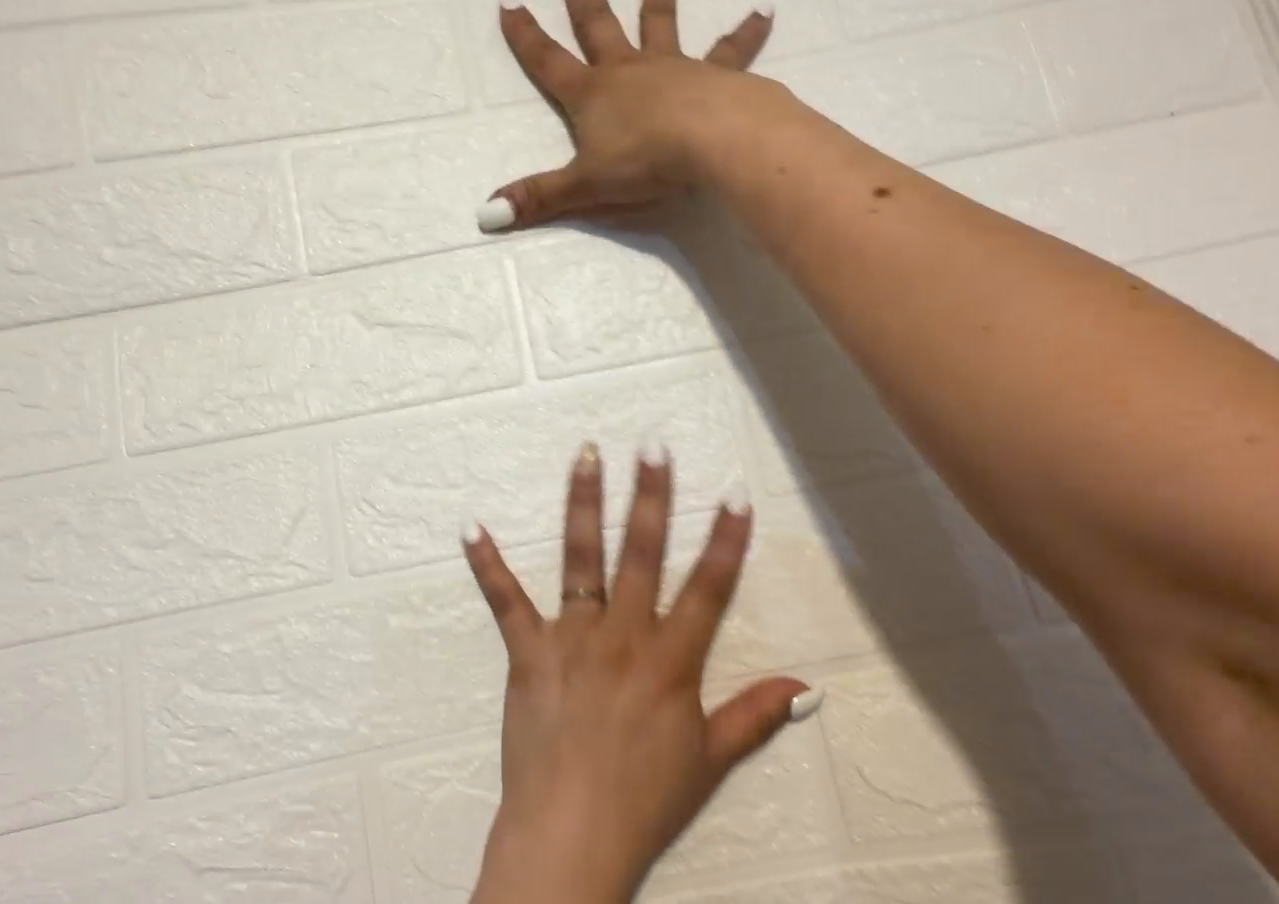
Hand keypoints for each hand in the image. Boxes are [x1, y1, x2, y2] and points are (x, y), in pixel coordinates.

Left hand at [462, 442, 822, 903]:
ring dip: (584, 504)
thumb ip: (756, 715)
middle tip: (653, 445)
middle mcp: (625, 635)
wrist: (571, 832)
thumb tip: (808, 688)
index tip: (735, 494)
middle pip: (643, 553)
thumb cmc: (645, 798)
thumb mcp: (710, 759)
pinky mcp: (529, 652)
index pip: (709, 587)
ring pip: (582, 558)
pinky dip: (487, 564)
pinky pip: (506, 601)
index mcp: (672, 659)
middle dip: (651, 495)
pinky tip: (470, 527)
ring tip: (587, 455)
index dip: (726, 539)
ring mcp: (573, 639)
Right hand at [477, 0, 780, 232]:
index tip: (508, 2)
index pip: (548, 62)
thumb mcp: (583, 187)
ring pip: (659, 18)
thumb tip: (485, 215)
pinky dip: (747, 31)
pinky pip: (732, 49)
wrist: (712, 144)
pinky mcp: (715, 76)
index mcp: (592, 95)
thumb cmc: (645, 163)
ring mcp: (672, 67)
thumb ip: (538, 198)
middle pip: (597, 22)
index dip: (525, 37)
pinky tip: (766, 10)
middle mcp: (628, 71)